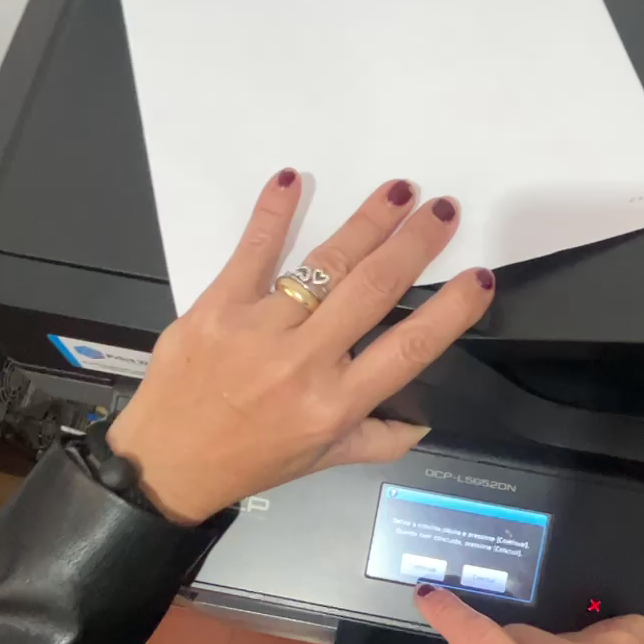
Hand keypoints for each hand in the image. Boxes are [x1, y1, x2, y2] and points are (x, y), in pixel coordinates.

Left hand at [108, 171, 494, 523]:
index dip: (450, 310)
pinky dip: (274, 213)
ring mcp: (257, 330)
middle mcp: (302, 364)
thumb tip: (422, 420)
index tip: (477, 278)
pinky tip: (293, 180)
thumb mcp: (321, 460)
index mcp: (334, 405)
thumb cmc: (248, 462)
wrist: (166, 464)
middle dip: (415, 244)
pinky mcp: (216, 307)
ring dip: (367, 222)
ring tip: (399, 192)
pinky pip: (251, 251)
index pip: (409, 348)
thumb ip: (377, 439)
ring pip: (324, 264)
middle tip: (442, 212)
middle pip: (373, 289)